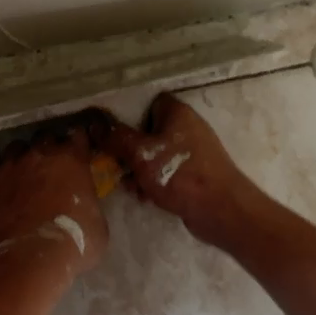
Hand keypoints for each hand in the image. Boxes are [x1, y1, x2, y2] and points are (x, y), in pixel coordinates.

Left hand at [0, 126, 108, 275]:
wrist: (30, 258)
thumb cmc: (73, 243)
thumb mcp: (98, 225)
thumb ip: (90, 204)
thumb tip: (84, 205)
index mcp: (71, 160)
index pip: (77, 136)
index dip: (78, 143)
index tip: (78, 150)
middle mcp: (39, 155)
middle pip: (44, 138)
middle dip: (48, 148)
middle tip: (50, 166)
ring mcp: (10, 167)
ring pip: (14, 148)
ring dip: (19, 157)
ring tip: (21, 172)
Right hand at [103, 92, 261, 249]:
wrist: (222, 211)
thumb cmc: (180, 174)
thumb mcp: (140, 154)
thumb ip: (116, 138)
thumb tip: (93, 125)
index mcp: (176, 112)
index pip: (148, 103)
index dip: (130, 117)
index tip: (114, 135)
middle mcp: (187, 126)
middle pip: (149, 132)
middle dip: (131, 152)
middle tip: (118, 167)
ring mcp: (193, 151)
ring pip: (156, 155)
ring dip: (140, 170)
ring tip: (132, 187)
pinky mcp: (196, 173)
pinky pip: (168, 171)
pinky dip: (155, 182)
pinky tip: (146, 198)